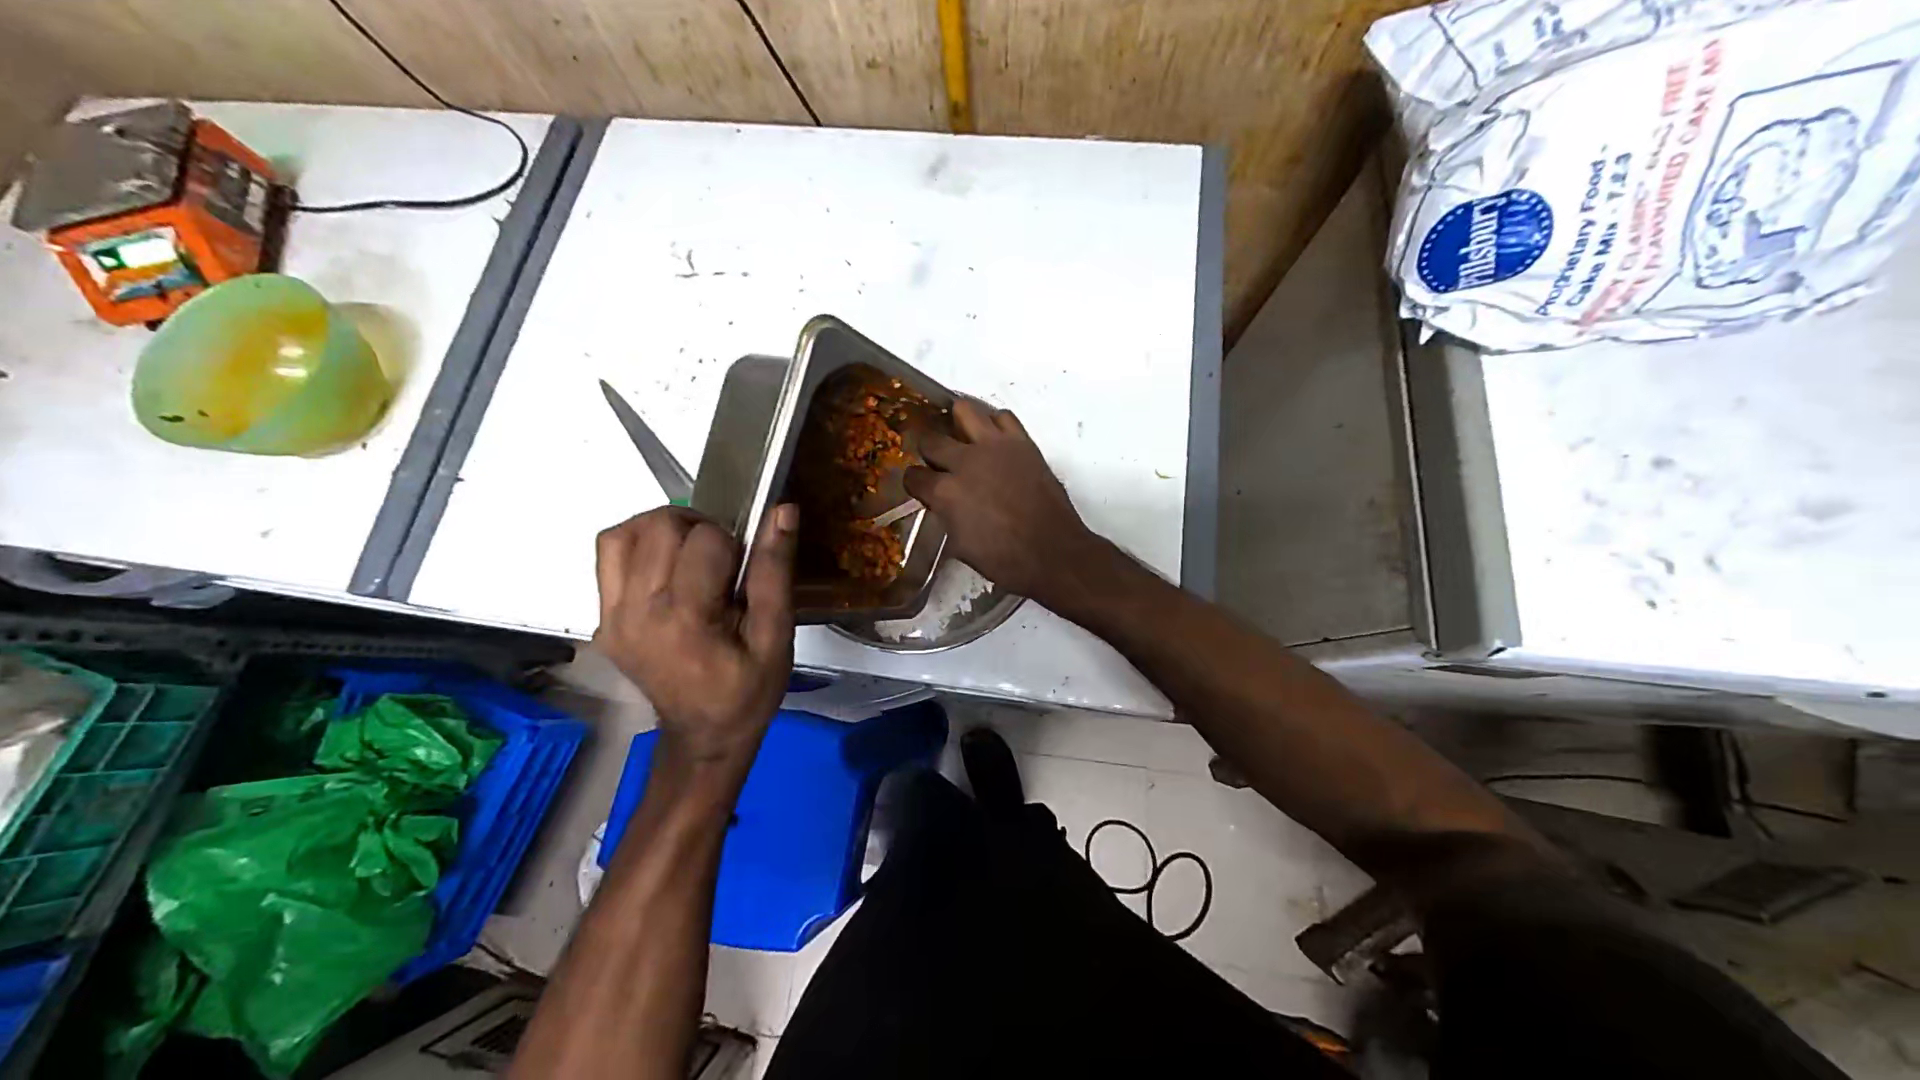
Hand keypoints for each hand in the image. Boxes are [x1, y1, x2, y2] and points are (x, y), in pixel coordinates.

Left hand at [594, 504, 797, 765]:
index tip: (744, 573)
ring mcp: (612, 618)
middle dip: (698, 528)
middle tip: (722, 559)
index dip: (734, 544)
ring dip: (663, 531)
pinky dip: (639, 548)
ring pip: (624, 534)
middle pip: (659, 526)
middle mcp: (637, 612)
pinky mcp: (602, 622)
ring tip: (691, 555)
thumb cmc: (748, 691)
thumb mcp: (776, 636)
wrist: (704, 737)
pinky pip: (609, 558)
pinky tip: (667, 571)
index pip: (704, 540)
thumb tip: (782, 511)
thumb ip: (774, 570)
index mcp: (685, 618)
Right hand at [904, 399, 1102, 603]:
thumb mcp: (961, 545)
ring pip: (964, 410)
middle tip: (937, 460)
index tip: (921, 487)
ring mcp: (994, 447)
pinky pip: (1002, 417)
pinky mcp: (1022, 442)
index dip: (915, 483)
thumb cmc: (1005, 560)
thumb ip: (945, 516)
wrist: (1052, 552)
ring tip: (962, 437)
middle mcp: (965, 462)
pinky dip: (994, 424)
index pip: (914, 476)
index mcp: (945, 493)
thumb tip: (941, 503)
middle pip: (931, 439)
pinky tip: (994, 440)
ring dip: (957, 423)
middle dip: (928, 450)